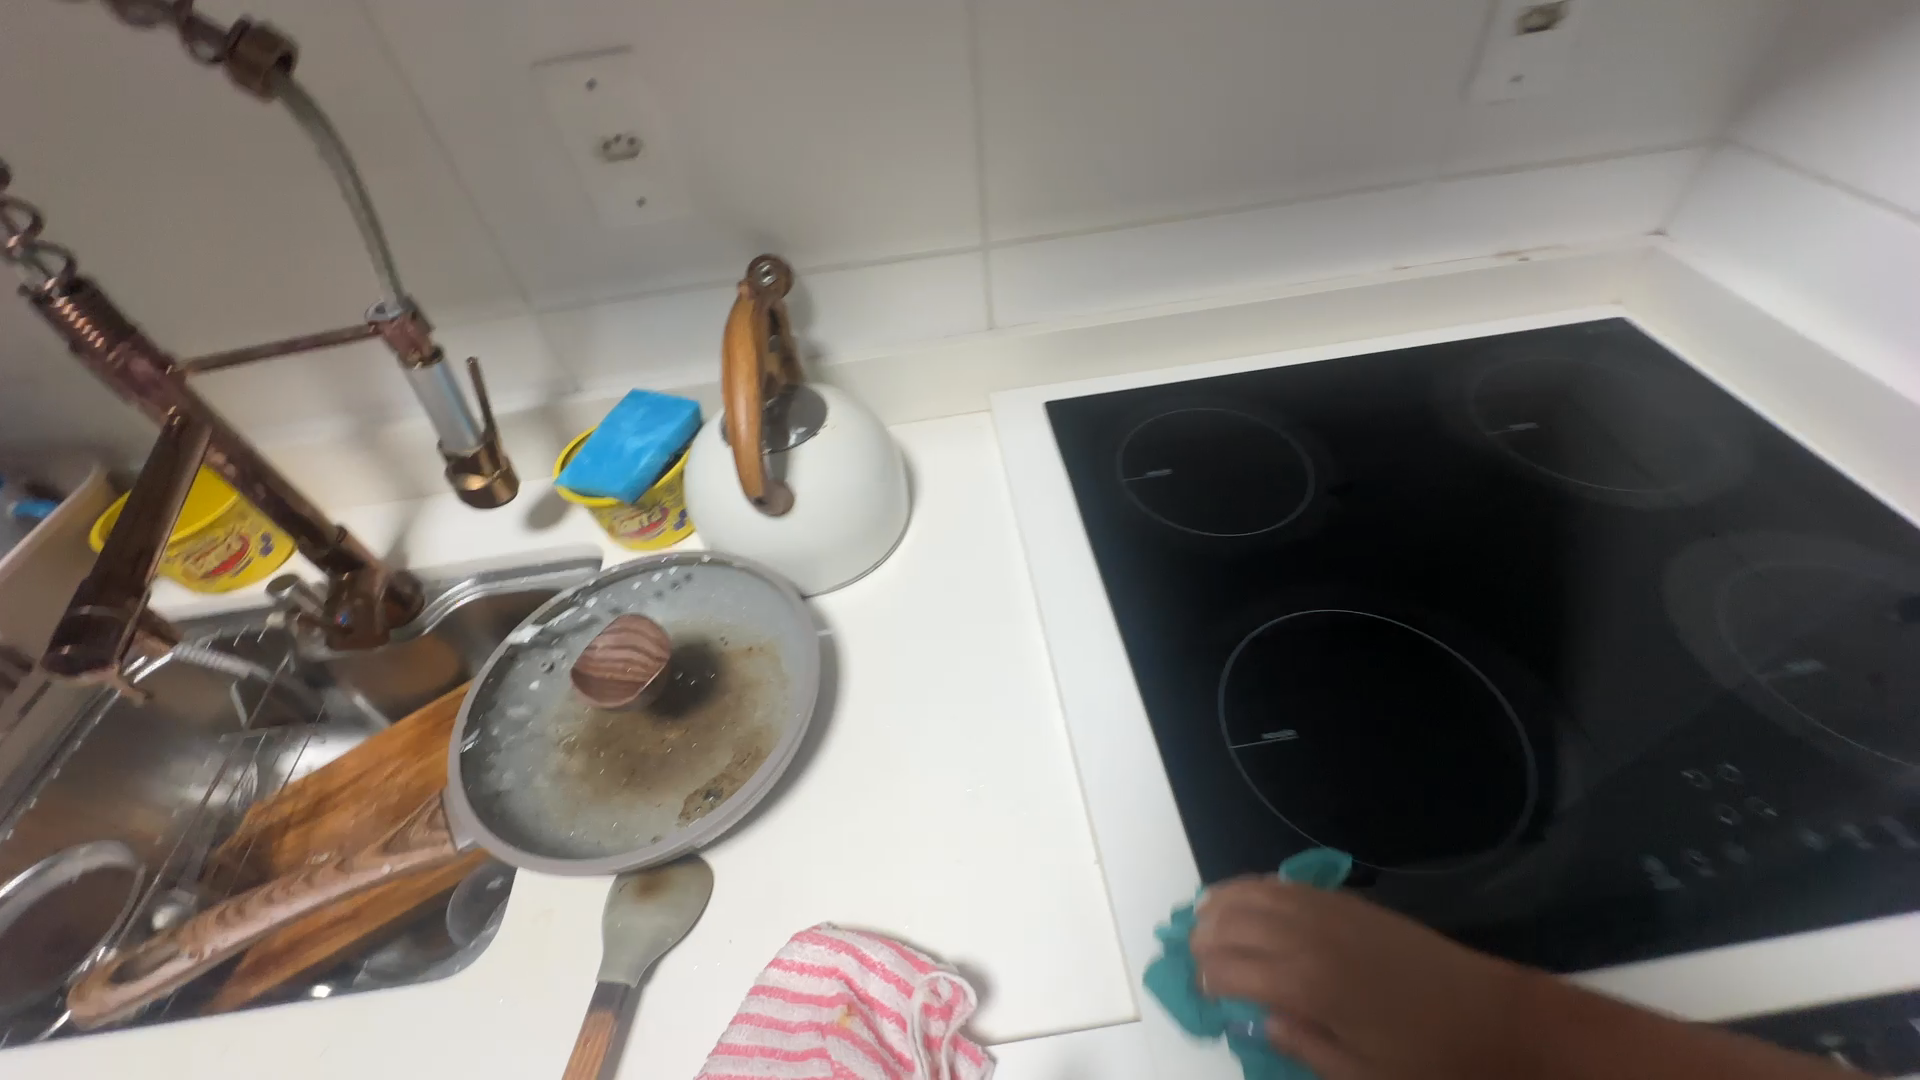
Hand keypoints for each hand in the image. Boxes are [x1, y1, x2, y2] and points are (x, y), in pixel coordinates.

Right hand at [1189, 878, 1531, 1079]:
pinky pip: (1280, 883)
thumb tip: (1251, 1021)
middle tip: (1195, 958)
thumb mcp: (1363, 1076)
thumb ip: (1299, 1045)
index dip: (1205, 980)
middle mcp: (1305, 936)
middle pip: (1230, 922)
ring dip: (1219, 905)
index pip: (1229, 970)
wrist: (1497, 1018)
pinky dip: (1250, 887)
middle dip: (1202, 938)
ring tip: (1204, 921)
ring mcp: (1323, 911)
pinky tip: (1243, 898)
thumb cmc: (1431, 1061)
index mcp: (1307, 985)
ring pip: (1249, 893)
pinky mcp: (1343, 900)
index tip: (1200, 994)